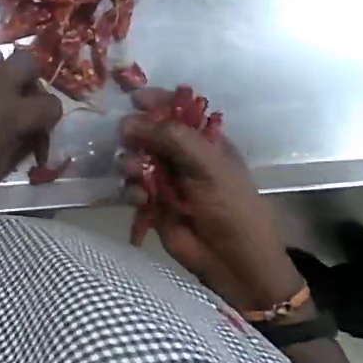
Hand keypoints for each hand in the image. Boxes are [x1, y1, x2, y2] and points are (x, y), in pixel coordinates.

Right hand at [121, 90, 305, 311]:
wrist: (235, 264)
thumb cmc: (232, 209)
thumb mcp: (209, 167)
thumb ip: (173, 138)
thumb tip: (127, 122)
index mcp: (205, 141)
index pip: (177, 110)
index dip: (156, 101)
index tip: (134, 99)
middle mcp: (183, 156)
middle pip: (148, 131)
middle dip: (135, 133)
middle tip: (128, 138)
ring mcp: (166, 179)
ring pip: (135, 158)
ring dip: (130, 161)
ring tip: (134, 172)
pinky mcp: (152, 203)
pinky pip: (131, 186)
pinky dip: (131, 189)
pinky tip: (139, 198)